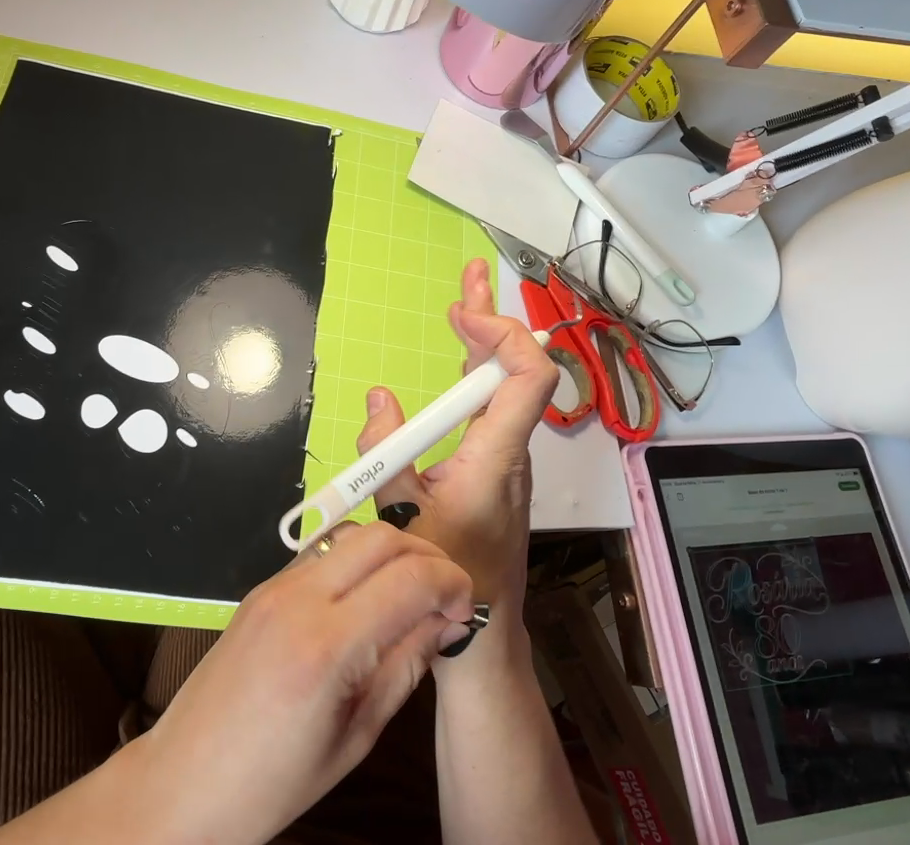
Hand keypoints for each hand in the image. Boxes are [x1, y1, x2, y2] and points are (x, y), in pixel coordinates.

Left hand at [129, 522, 474, 842]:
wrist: (184, 781)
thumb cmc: (275, 780)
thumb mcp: (357, 734)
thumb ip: (406, 664)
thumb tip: (447, 620)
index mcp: (326, 647)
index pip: (410, 578)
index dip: (452, 584)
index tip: (465, 608)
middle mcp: (297, 600)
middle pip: (380, 537)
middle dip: (426, 555)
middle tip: (446, 594)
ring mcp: (272, 589)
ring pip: (350, 537)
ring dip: (391, 553)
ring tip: (412, 595)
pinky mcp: (259, 591)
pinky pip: (321, 556)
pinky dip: (357, 563)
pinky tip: (368, 600)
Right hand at [362, 258, 558, 608]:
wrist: (482, 632)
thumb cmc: (443, 581)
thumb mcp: (398, 518)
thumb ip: (388, 454)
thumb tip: (381, 399)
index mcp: (494, 461)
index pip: (528, 382)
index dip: (504, 338)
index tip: (463, 316)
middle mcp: (511, 453)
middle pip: (515, 373)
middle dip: (491, 321)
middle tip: (469, 278)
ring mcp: (508, 461)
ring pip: (504, 390)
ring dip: (485, 344)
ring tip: (464, 304)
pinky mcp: (497, 469)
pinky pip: (492, 410)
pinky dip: (477, 376)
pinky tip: (460, 360)